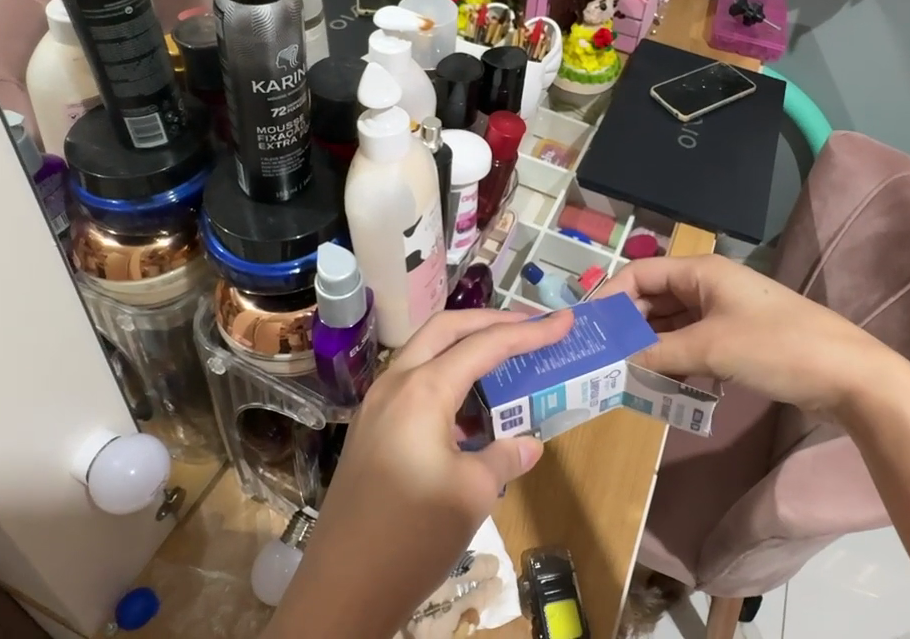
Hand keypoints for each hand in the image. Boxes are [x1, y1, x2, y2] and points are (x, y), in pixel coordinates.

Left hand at [266, 309, 572, 638]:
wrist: (342, 588)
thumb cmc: (412, 537)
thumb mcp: (473, 495)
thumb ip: (504, 456)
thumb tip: (528, 444)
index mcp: (422, 390)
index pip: (485, 344)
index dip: (529, 332)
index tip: (566, 320)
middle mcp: (395, 383)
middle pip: (447, 329)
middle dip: (492, 320)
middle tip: (533, 325)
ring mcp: (377, 405)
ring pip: (427, 352)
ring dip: (467, 346)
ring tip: (507, 357)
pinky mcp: (371, 428)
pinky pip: (414, 383)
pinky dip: (447, 377)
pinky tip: (472, 406)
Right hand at [598, 255, 901, 412]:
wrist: (849, 375)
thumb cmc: (776, 347)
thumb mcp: (710, 348)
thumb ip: (658, 353)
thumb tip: (614, 362)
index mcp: (702, 272)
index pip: (640, 274)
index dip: (610, 296)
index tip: (585, 327)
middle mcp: (710, 286)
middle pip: (654, 300)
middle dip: (627, 327)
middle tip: (599, 357)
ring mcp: (726, 314)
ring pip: (672, 325)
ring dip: (650, 348)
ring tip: (623, 375)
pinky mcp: (738, 341)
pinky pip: (693, 345)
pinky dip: (675, 361)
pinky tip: (662, 385)